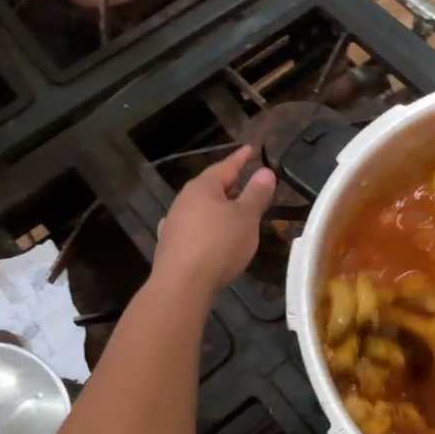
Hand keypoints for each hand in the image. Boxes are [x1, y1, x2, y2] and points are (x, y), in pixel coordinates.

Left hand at [153, 145, 276, 291]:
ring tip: (229, 210)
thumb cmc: (218, 245)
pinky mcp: (169, 245)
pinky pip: (191, 228)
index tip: (251, 149)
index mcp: (203, 188)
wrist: (181, 284)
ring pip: (199, 208)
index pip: (226, 167)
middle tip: (245, 182)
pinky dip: (203, 226)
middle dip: (228, 185)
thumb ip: (256, 194)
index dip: (240, 159)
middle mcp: (184, 200)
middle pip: (210, 187)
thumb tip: (265, 172)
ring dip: (215, 207)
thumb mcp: (246, 218)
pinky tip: (202, 232)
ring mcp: (173, 223)